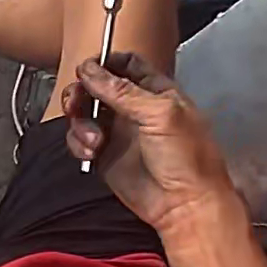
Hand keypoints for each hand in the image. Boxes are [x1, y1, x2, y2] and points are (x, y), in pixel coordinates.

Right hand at [63, 52, 240, 234]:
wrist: (184, 204)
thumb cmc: (188, 159)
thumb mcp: (160, 114)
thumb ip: (122, 90)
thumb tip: (91, 71)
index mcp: (155, 92)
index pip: (125, 64)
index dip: (104, 63)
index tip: (87, 68)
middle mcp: (134, 109)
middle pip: (96, 87)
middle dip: (82, 92)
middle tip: (78, 101)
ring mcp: (118, 133)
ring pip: (84, 113)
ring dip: (80, 122)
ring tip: (93, 139)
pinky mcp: (105, 156)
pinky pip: (80, 141)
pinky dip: (79, 144)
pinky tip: (92, 153)